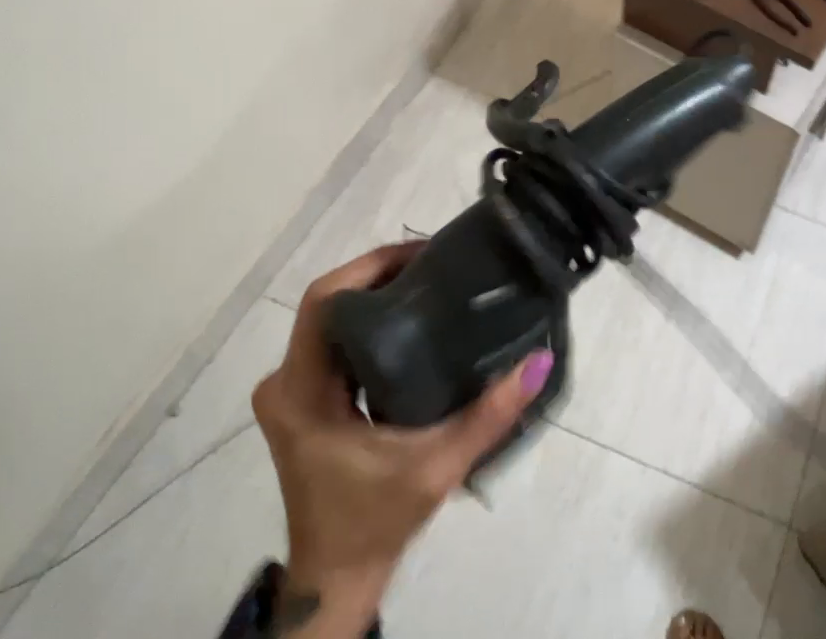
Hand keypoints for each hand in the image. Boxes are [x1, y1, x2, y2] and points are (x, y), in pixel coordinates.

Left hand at [252, 243, 551, 634]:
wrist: (337, 573)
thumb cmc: (378, 518)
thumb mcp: (440, 465)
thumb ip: (491, 414)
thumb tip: (540, 360)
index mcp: (302, 392)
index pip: (324, 303)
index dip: (370, 267)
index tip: (424, 253)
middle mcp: (285, 383)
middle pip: (328, 306)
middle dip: (381, 276)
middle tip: (440, 264)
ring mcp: (291, 393)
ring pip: (331, 324)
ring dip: (377, 299)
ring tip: (434, 285)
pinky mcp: (304, 402)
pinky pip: (335, 345)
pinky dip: (372, 326)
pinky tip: (414, 324)